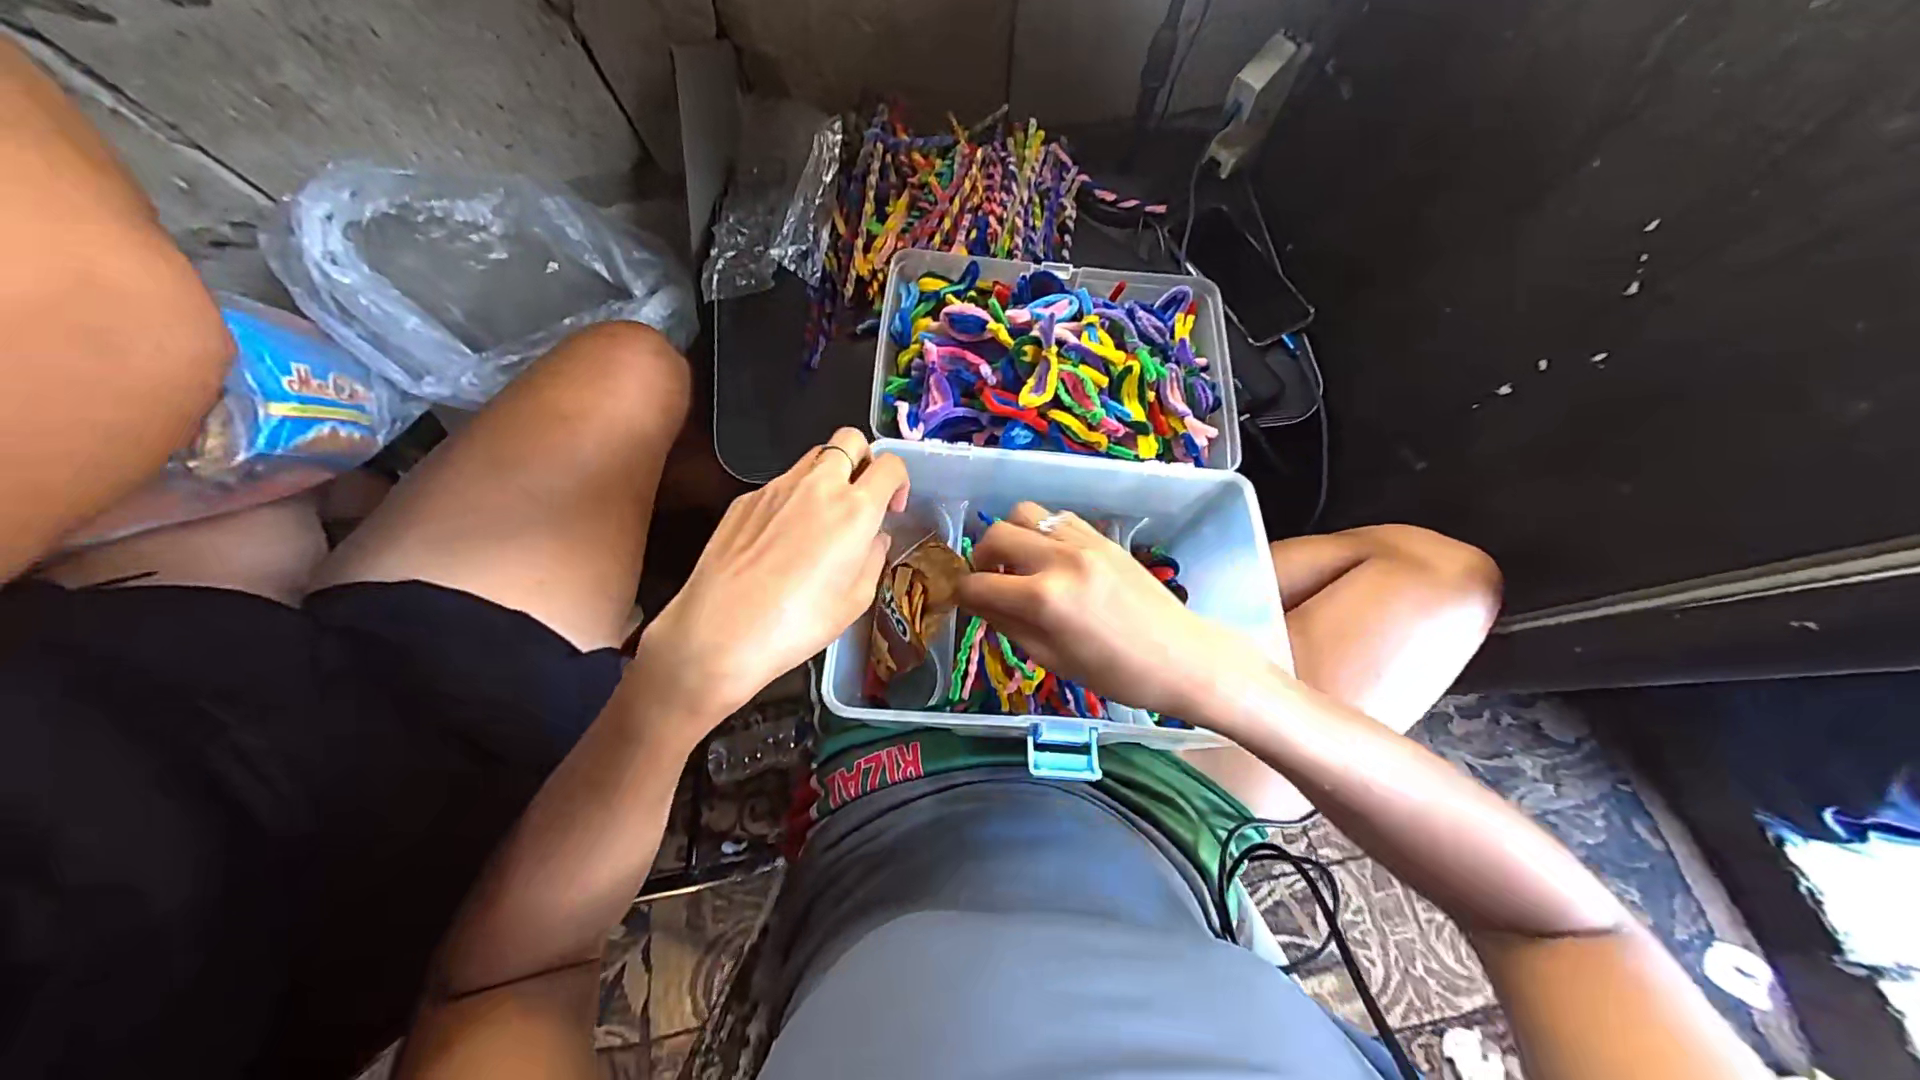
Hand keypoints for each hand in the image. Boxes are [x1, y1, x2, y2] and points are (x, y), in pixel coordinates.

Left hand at [636, 428, 908, 733]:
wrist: (720, 631)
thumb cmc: (795, 623)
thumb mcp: (855, 600)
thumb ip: (872, 558)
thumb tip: (874, 539)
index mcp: (854, 510)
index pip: (889, 465)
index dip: (899, 480)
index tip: (892, 505)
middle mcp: (817, 486)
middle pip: (850, 439)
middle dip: (864, 458)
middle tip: (862, 494)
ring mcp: (776, 488)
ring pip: (813, 456)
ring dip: (828, 474)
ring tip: (823, 516)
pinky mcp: (745, 499)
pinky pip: (780, 483)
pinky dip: (793, 497)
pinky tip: (783, 538)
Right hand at [955, 502, 1271, 718]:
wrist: (1182, 656)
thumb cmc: (1116, 673)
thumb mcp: (1052, 659)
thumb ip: (1008, 625)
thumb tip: (979, 603)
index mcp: (1043, 599)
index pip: (978, 584)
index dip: (962, 595)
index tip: (964, 602)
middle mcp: (1058, 559)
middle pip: (994, 535)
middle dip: (980, 558)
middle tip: (989, 580)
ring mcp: (1082, 542)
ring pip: (1023, 513)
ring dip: (1010, 536)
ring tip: (1019, 562)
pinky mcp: (1101, 536)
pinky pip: (1056, 517)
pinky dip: (1041, 531)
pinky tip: (1050, 556)